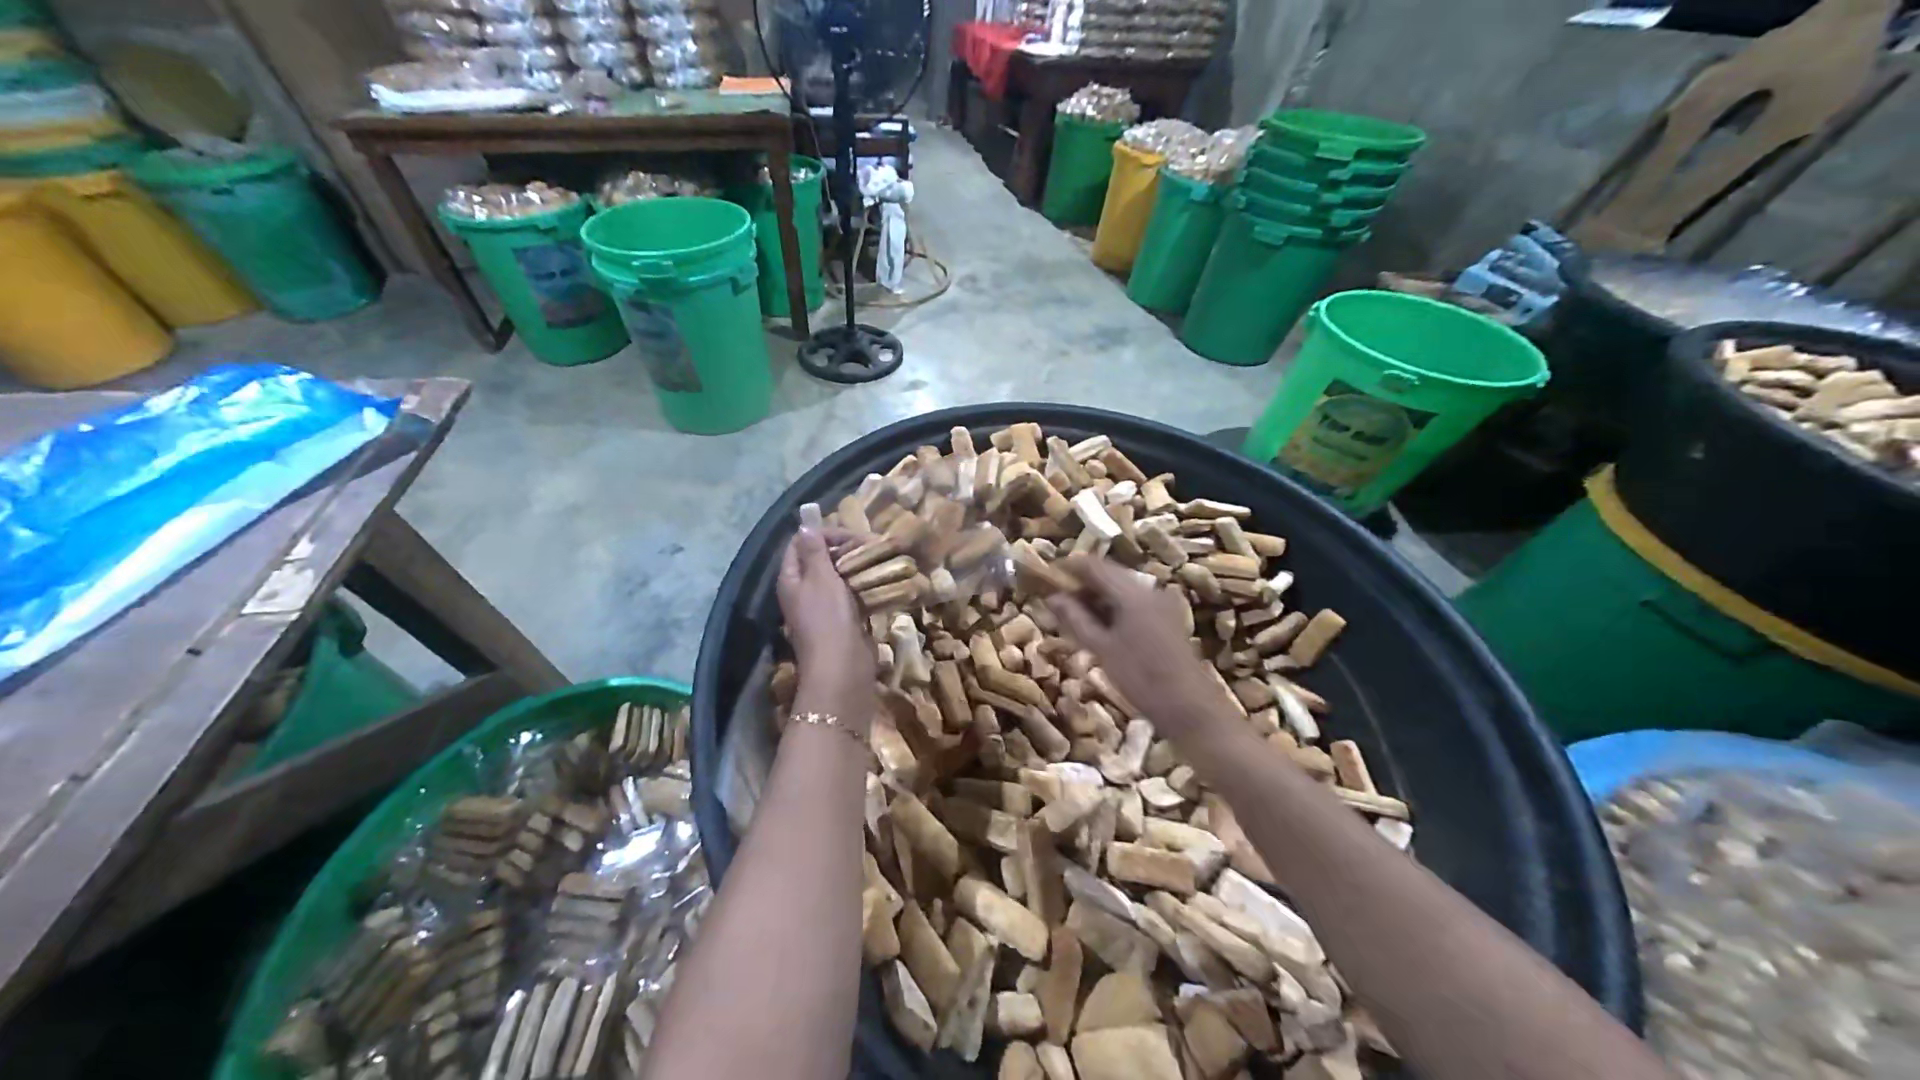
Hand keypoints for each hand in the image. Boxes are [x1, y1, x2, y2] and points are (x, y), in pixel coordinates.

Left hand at [777, 527, 874, 732]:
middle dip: (843, 549)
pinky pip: (852, 595)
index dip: (823, 533)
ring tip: (878, 558)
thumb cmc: (828, 618)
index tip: (851, 535)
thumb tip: (805, 524)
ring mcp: (824, 607)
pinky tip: (880, 580)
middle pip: (820, 559)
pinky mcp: (843, 619)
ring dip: (857, 567)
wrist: (842, 667)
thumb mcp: (820, 578)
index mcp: (791, 579)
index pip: (800, 544)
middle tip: (870, 545)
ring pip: (839, 577)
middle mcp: (803, 591)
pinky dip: (864, 585)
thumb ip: (814, 551)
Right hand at [1047, 557, 1238, 744]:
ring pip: (1120, 590)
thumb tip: (1052, 597)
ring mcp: (1160, 603)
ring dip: (1095, 598)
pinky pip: (1132, 603)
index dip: (1067, 567)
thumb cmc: (1141, 677)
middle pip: (1108, 575)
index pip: (1093, 565)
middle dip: (1080, 585)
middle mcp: (1148, 589)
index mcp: (1132, 592)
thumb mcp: (1102, 648)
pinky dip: (1112, 609)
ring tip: (1071, 618)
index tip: (1044, 577)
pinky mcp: (1165, 618)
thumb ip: (1075, 618)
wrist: (1189, 706)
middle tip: (1054, 603)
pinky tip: (1098, 628)